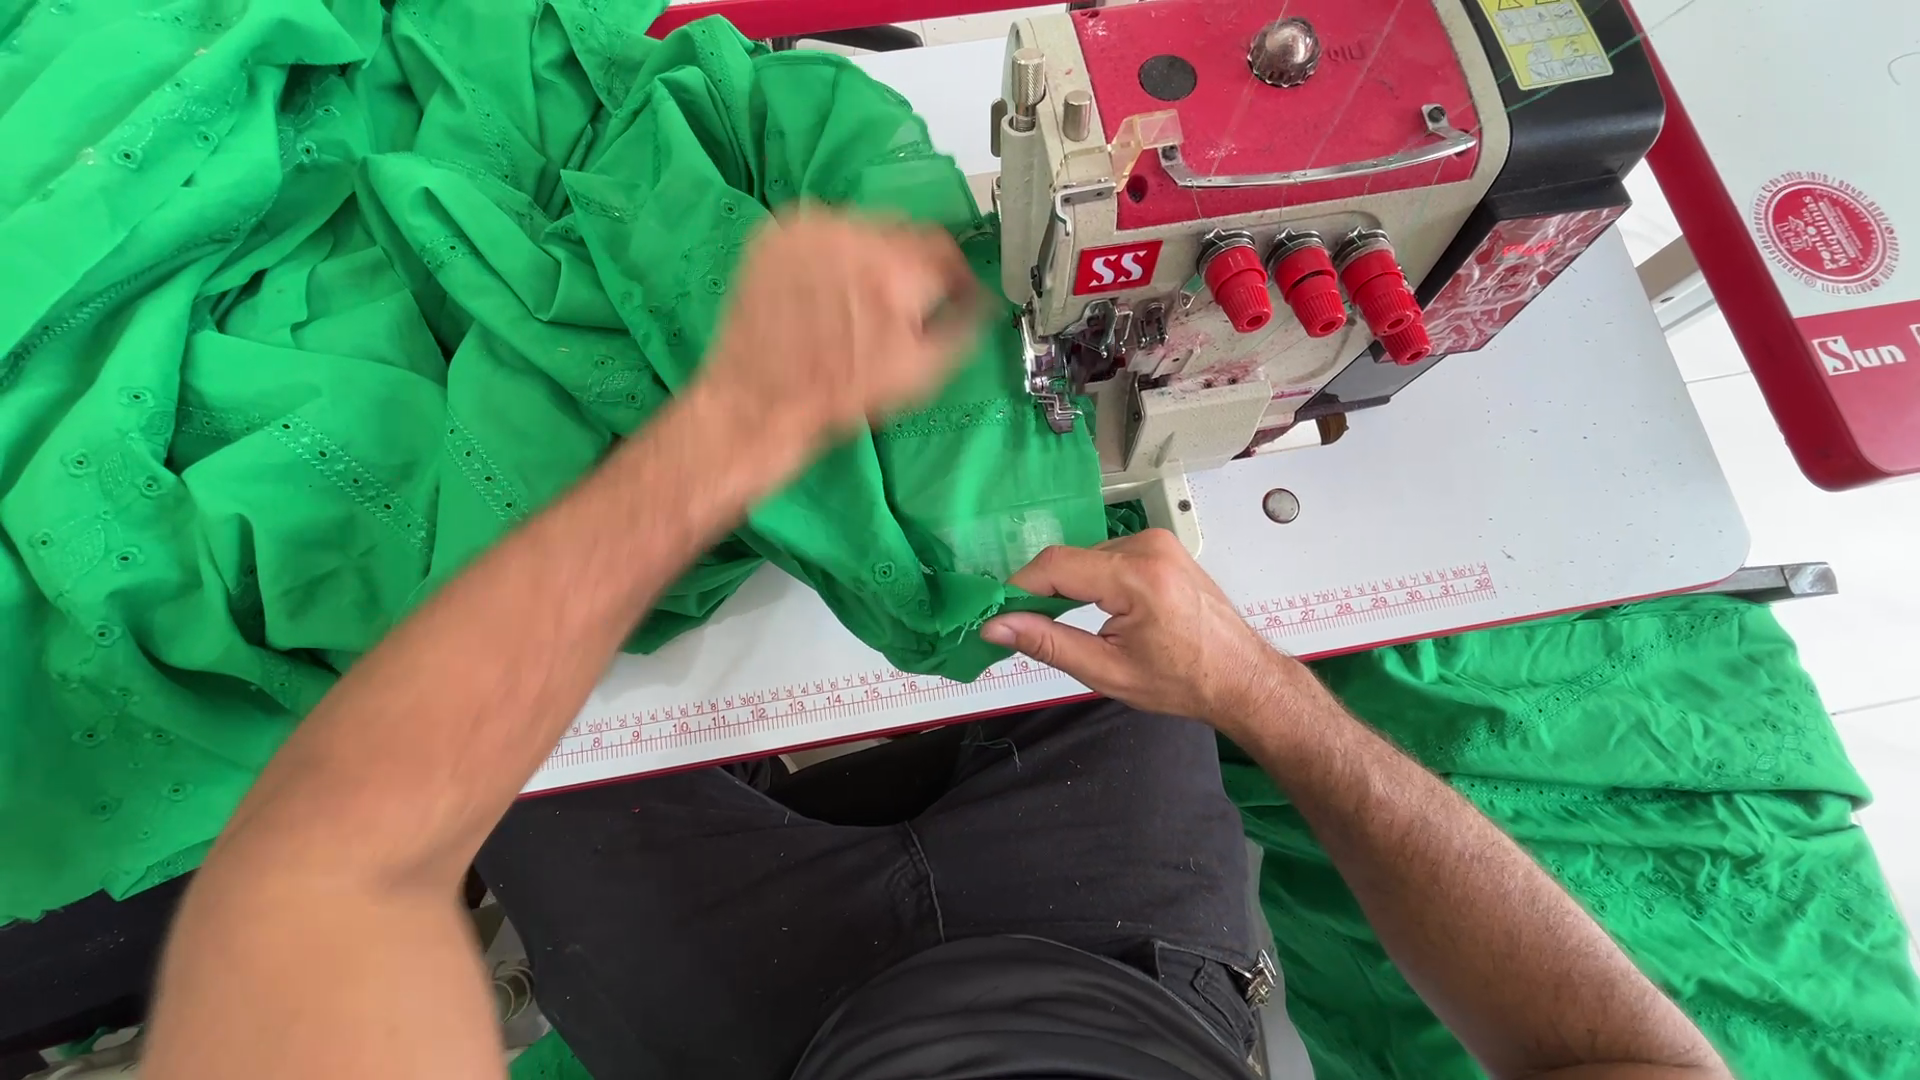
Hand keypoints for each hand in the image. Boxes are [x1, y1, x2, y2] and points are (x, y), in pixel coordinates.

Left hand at [704, 206, 981, 438]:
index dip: (954, 272)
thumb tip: (982, 301)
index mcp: (895, 271)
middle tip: (901, 303)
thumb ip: (961, 328)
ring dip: (871, 256)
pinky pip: (823, 231)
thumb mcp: (918, 373)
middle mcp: (853, 236)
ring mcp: (810, 230)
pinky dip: (833, 254)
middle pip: (905, 233)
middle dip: (911, 265)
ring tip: (858, 300)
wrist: (760, 399)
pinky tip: (826, 289)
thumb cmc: (840, 394)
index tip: (952, 289)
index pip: (944, 247)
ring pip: (863, 229)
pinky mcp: (778, 234)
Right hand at [981, 530, 1306, 738]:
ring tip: (1070, 624)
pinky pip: (1109, 555)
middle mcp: (1148, 545)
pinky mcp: (1163, 546)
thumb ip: (1047, 643)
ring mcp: (1158, 541)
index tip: (998, 614)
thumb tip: (995, 626)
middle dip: (1044, 591)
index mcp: (1137, 576)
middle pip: (1070, 558)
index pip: (1056, 564)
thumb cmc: (1181, 683)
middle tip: (1029, 628)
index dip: (1019, 588)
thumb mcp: (1107, 671)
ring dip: (1070, 586)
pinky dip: (1093, 579)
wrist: (1242, 679)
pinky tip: (1099, 609)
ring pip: (1087, 556)